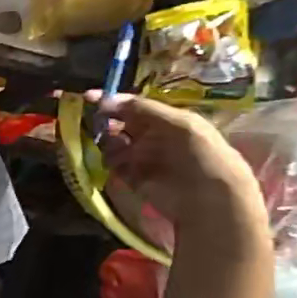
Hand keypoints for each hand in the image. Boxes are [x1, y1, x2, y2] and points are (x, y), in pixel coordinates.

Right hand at [85, 92, 264, 232]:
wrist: (209, 200)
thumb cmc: (200, 155)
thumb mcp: (178, 123)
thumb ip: (142, 109)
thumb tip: (105, 100)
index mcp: (166, 119)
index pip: (133, 106)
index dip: (112, 101)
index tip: (87, 98)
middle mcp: (152, 136)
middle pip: (119, 123)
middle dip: (106, 121)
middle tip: (98, 124)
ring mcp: (141, 158)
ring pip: (113, 143)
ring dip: (108, 142)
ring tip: (115, 147)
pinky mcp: (133, 178)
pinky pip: (113, 164)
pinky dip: (110, 161)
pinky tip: (116, 162)